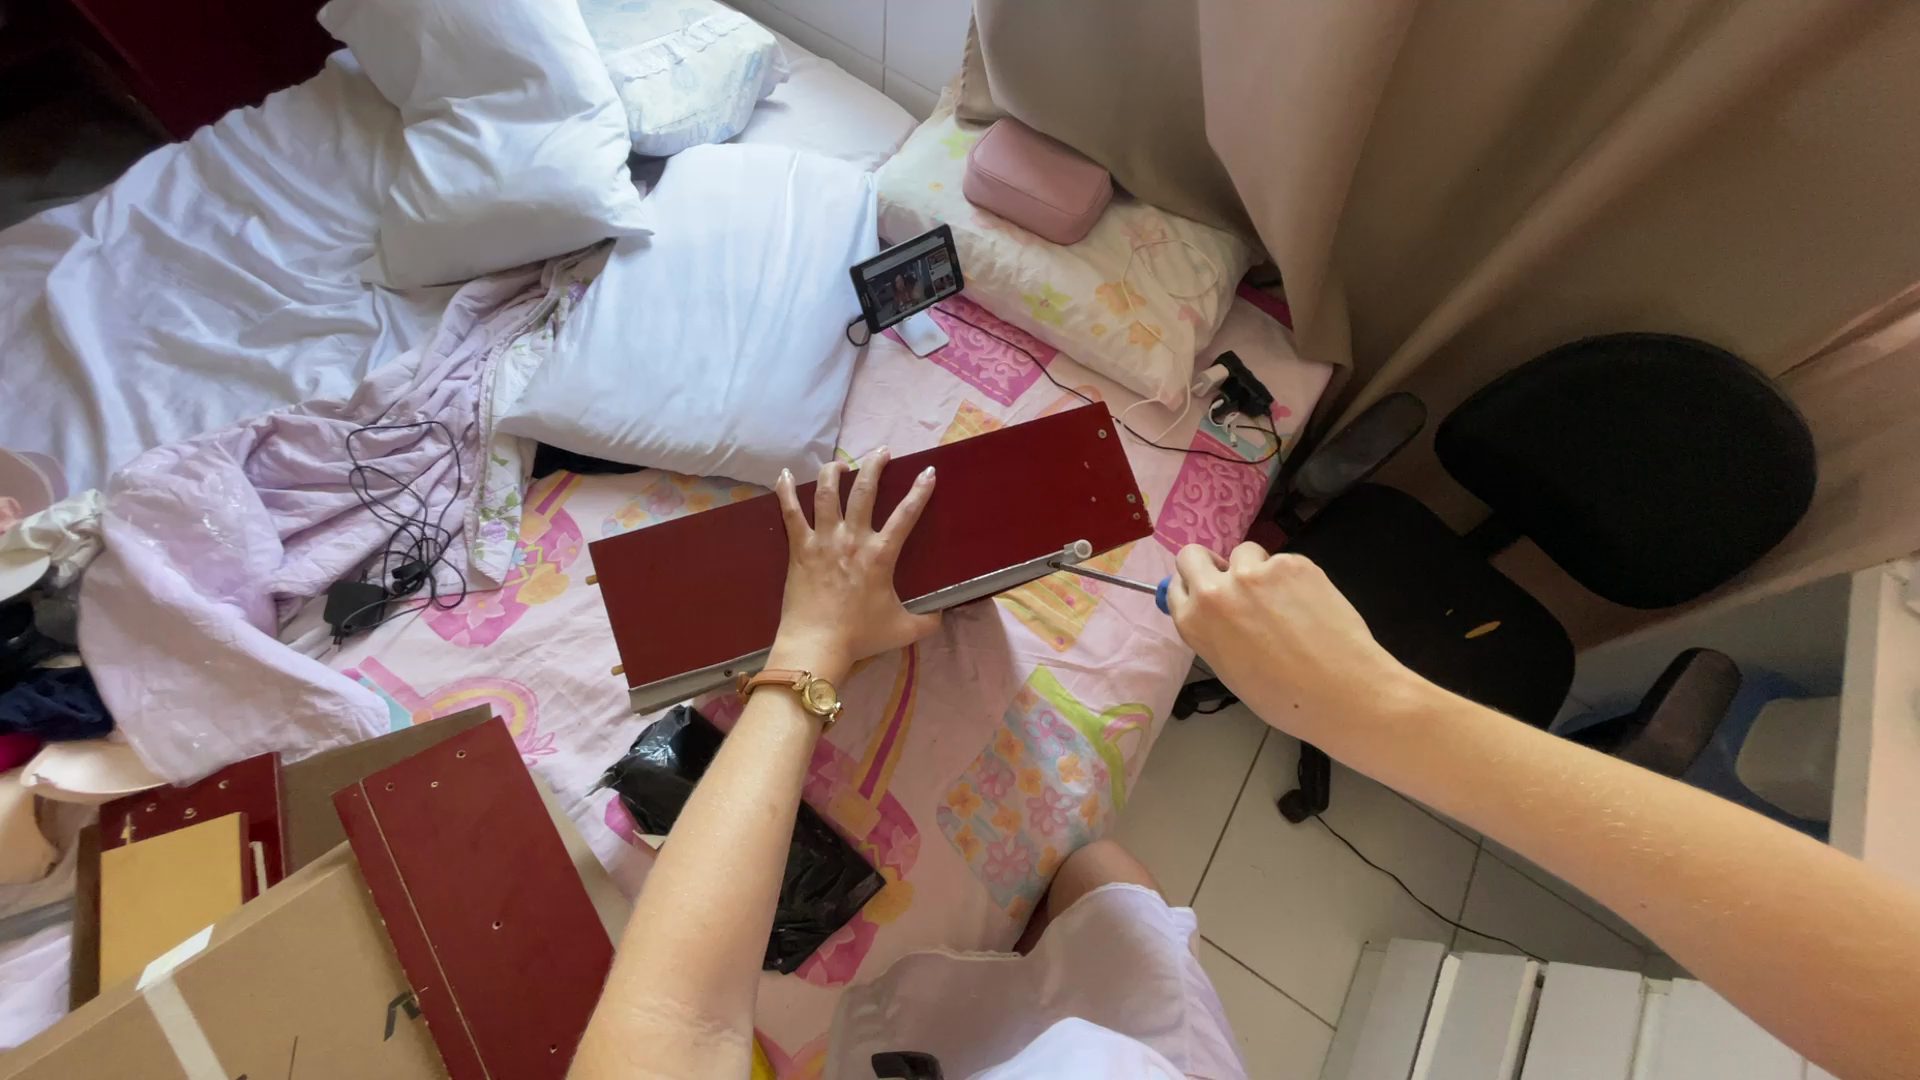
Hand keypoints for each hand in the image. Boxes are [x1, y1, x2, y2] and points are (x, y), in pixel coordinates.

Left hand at [768, 449, 940, 682]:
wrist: (816, 645)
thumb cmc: (860, 637)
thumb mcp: (903, 630)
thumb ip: (928, 621)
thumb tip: (943, 615)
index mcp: (880, 555)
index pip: (905, 514)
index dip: (919, 491)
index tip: (927, 472)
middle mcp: (852, 539)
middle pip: (864, 490)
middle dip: (874, 465)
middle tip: (882, 452)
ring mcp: (823, 540)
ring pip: (826, 493)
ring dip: (834, 472)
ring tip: (841, 463)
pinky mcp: (799, 548)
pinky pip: (790, 513)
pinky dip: (785, 491)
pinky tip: (783, 474)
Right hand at [1165, 541, 1426, 739]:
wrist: (1342, 693)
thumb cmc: (1283, 697)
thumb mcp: (1228, 668)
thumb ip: (1214, 632)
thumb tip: (1217, 612)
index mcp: (1193, 622)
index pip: (1176, 586)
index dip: (1194, 587)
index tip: (1209, 592)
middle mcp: (1213, 591)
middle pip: (1193, 555)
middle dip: (1210, 563)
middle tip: (1234, 579)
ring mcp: (1252, 573)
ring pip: (1246, 553)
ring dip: (1258, 569)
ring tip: (1284, 599)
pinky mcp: (1291, 563)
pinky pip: (1284, 561)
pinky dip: (1294, 578)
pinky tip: (1311, 604)